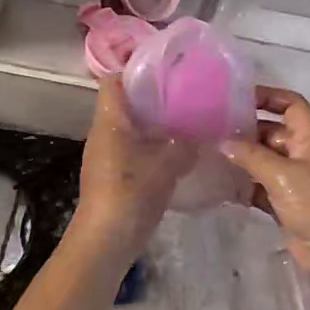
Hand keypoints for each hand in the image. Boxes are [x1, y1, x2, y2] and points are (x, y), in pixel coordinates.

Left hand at [72, 75, 192, 258]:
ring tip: (187, 119)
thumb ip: (186, 144)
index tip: (165, 68)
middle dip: (153, 96)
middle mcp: (104, 132)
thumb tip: (206, 132)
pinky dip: (153, 145)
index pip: (113, 81)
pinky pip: (134, 149)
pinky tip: (178, 152)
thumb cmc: (131, 192)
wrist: (106, 241)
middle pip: (125, 103)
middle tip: (186, 93)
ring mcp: (107, 155)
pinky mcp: (114, 175)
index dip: (134, 69)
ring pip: (131, 127)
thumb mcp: (167, 164)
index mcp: (110, 120)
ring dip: (155, 123)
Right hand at [221, 87, 309, 272]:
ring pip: (263, 160)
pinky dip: (243, 185)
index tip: (237, 97)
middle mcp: (302, 153)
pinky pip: (260, 187)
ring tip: (208, 155)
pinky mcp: (286, 204)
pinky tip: (219, 185)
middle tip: (211, 129)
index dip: (268, 96)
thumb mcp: (283, 175)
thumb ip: (251, 156)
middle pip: (272, 132)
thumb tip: (222, 141)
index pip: (291, 104)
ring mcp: (295, 180)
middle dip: (245, 130)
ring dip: (241, 159)